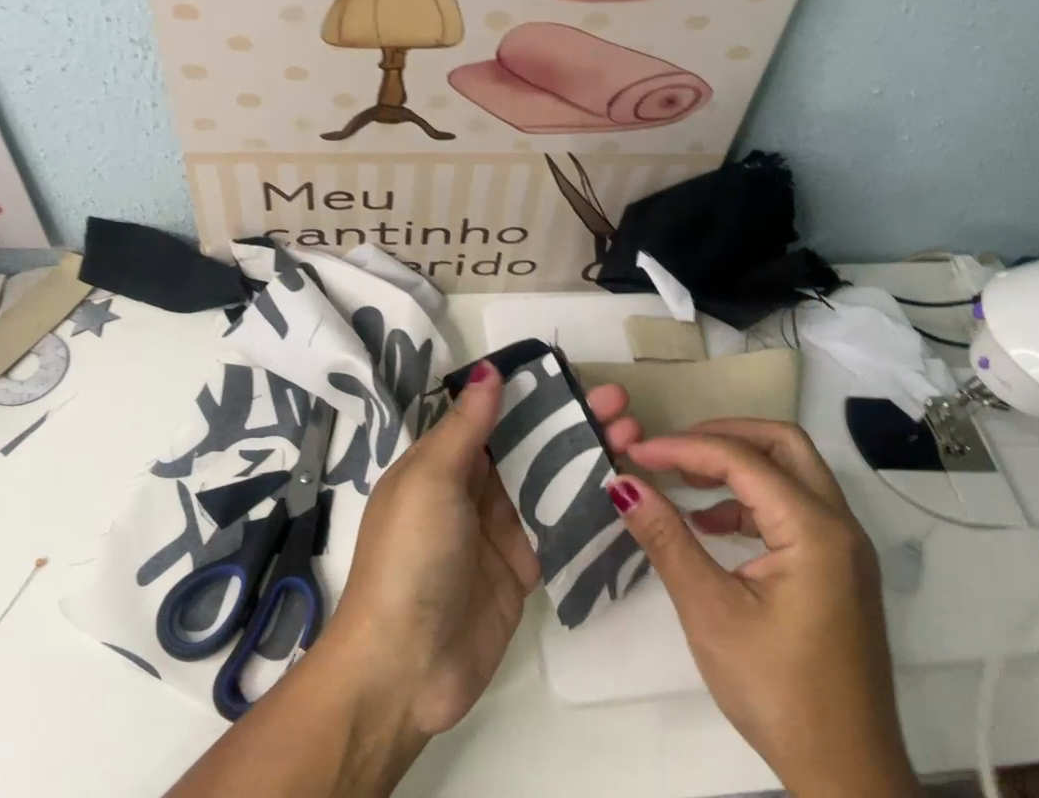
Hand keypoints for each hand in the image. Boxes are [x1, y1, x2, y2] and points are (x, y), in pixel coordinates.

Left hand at [320, 362, 638, 736]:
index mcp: (437, 464)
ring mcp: (496, 534)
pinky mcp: (520, 571)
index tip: (576, 373)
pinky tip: (624, 488)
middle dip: (570, 421)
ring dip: (586, 458)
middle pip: (525, 446)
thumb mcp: (430, 482)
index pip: (489, 416)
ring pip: (547, 484)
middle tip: (620, 404)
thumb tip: (488, 371)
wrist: (405, 667)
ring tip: (633, 435)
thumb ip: (465, 429)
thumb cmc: (410, 558)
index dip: (530, 393)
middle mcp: (466, 493)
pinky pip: (558, 531)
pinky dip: (588, 509)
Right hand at [605, 419, 918, 797]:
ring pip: (792, 474)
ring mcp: (844, 548)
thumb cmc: (776, 689)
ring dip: (738, 468)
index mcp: (814, 530)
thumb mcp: (710, 611)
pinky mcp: (838, 570)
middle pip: (783, 446)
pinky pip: (795, 509)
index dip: (682, 448)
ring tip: (682, 483)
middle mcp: (839, 525)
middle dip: (722, 437)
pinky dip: (752, 501)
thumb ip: (667, 539)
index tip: (633, 454)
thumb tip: (623, 485)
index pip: (742, 460)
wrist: (845, 767)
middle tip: (670, 452)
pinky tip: (712, 525)